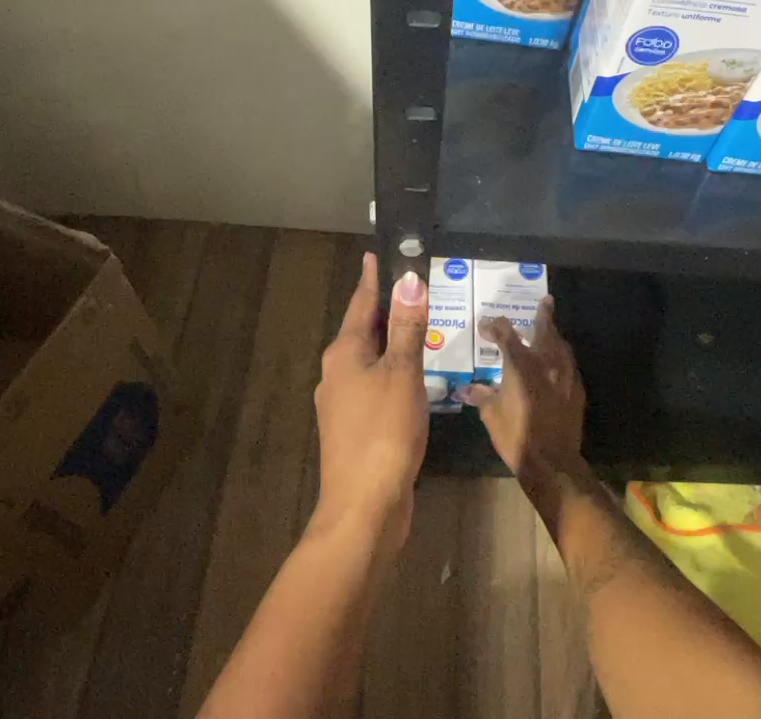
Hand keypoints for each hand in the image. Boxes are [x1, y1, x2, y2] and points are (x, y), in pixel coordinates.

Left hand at [310, 254, 428, 552]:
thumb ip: (407, 327)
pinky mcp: (356, 429)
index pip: (361, 303)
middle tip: (415, 288)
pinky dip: (397, 373)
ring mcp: (343, 404)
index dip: (373, 279)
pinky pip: (378, 386)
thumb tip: (407, 278)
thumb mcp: (402, 372)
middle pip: (364, 331)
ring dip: (394, 343)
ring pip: (371, 360)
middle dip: (387, 310)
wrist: (365, 506)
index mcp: (344, 353)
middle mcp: (337, 373)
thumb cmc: (384, 431)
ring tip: (423, 328)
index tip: (378, 254)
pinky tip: (417, 378)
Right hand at [466, 297, 585, 477]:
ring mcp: (565, 374)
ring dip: (554, 335)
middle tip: (545, 301)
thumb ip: (482, 396)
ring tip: (550, 330)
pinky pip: (569, 365)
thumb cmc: (516, 435)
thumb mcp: (492, 415)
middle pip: (545, 329)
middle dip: (543, 314)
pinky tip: (557, 364)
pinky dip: (561, 358)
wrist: (552, 461)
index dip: (494, 326)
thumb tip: (468, 389)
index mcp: (520, 364)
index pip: (505, 333)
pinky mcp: (577, 389)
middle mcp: (545, 362)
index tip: (486, 327)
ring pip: (561, 345)